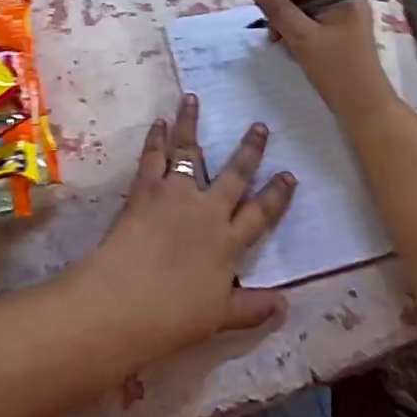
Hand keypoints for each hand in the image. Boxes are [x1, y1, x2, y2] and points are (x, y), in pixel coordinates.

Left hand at [72, 93, 296, 357]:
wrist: (126, 301)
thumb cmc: (174, 317)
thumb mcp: (220, 318)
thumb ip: (252, 307)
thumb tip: (286, 304)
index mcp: (228, 243)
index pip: (260, 214)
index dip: (276, 195)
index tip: (289, 173)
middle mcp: (207, 211)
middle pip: (234, 174)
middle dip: (249, 149)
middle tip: (260, 125)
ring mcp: (176, 194)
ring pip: (189, 152)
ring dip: (191, 123)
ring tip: (193, 98)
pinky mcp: (146, 188)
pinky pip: (154, 156)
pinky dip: (156, 137)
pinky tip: (159, 121)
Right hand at [250, 0, 396, 118]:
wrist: (366, 109)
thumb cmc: (335, 70)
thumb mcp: (301, 37)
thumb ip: (277, 9)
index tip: (276, 15)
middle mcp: (348, 1)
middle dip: (285, 8)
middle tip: (274, 35)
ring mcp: (347, 18)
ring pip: (308, 7)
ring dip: (290, 21)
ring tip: (282, 44)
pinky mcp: (344, 34)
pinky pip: (316, 21)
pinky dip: (301, 31)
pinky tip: (295, 50)